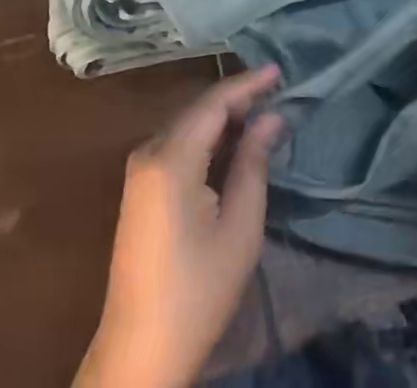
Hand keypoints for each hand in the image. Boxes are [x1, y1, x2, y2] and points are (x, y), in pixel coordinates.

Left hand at [74, 66, 284, 387]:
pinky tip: (231, 143)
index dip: (246, 84)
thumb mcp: (239, 226)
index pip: (212, 104)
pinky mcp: (139, 189)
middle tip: (276, 91)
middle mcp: (147, 153)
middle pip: (196, 111)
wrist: (141, 345)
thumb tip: (271, 118)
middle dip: (236, 99)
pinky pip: (176, 147)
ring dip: (222, 119)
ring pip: (186, 128)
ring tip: (262, 111)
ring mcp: (138, 171)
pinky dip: (206, 139)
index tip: (278, 71)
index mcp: (169, 159)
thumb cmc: (199, 287)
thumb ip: (253, 163)